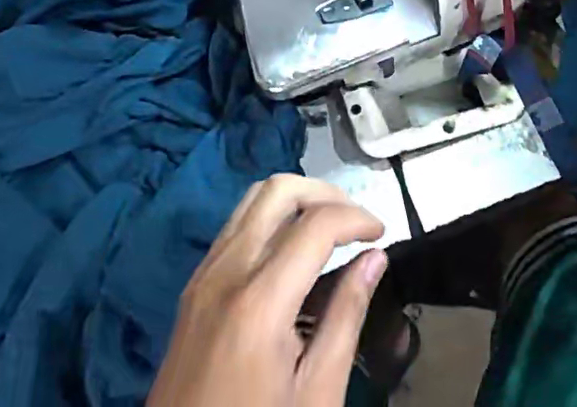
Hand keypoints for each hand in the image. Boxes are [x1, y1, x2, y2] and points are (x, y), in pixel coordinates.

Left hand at [149, 175, 388, 406]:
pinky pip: (235, 225)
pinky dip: (269, 217)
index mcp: (260, 300)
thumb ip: (346, 316)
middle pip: (278, 190)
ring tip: (330, 227)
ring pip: (252, 198)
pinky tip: (292, 248)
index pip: (316, 224)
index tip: (382, 234)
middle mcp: (228, 269)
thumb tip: (375, 258)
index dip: (357, 218)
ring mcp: (205, 273)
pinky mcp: (194, 284)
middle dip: (325, 193)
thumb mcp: (317, 393)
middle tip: (356, 222)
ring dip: (296, 198)